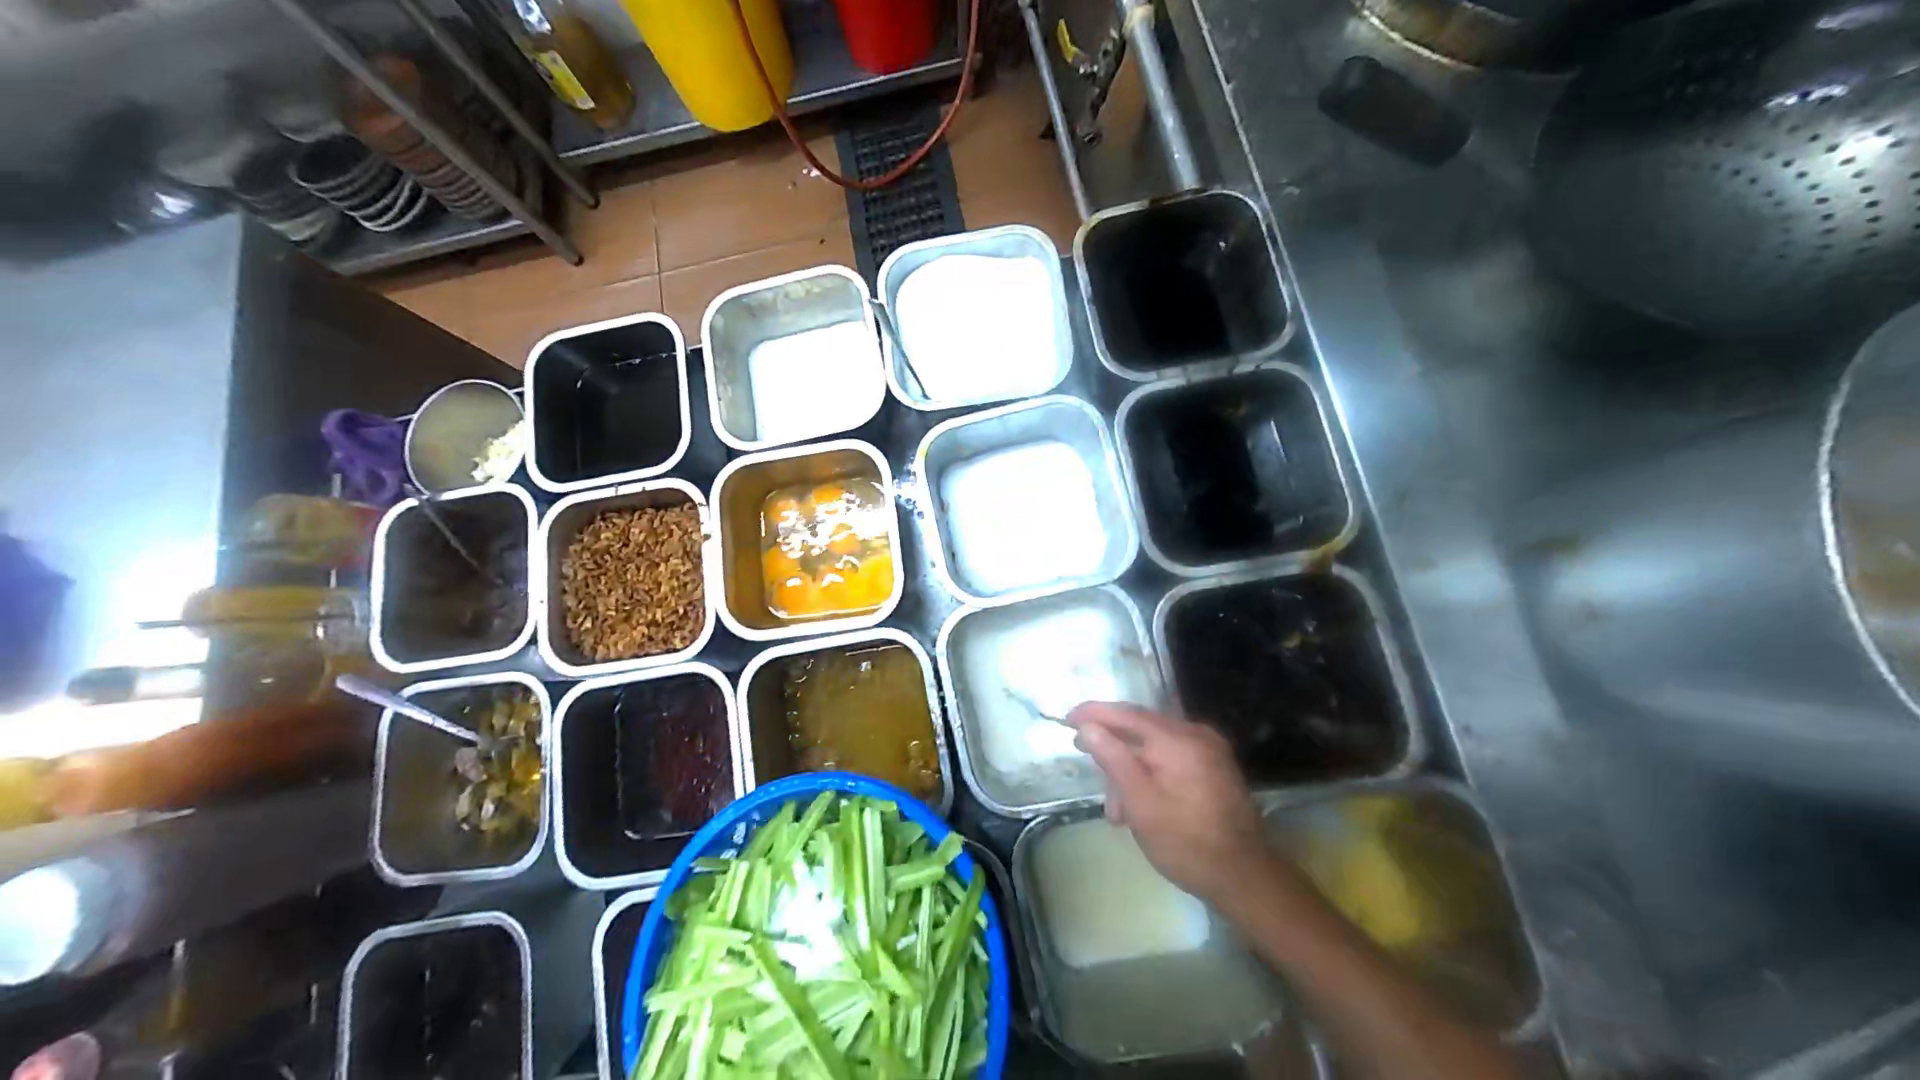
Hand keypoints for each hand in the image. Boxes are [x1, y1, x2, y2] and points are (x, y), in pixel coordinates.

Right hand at [1066, 702, 1286, 906]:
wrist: (1245, 878)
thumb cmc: (1186, 843)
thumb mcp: (1140, 803)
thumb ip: (1113, 758)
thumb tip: (1088, 726)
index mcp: (1178, 740)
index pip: (1127, 714)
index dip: (1094, 713)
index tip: (1067, 719)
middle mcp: (1196, 735)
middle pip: (1141, 728)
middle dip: (1112, 748)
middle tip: (1085, 761)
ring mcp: (1209, 750)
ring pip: (1155, 747)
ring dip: (1130, 769)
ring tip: (1116, 810)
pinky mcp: (1215, 767)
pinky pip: (1172, 758)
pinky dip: (1150, 773)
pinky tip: (1139, 804)